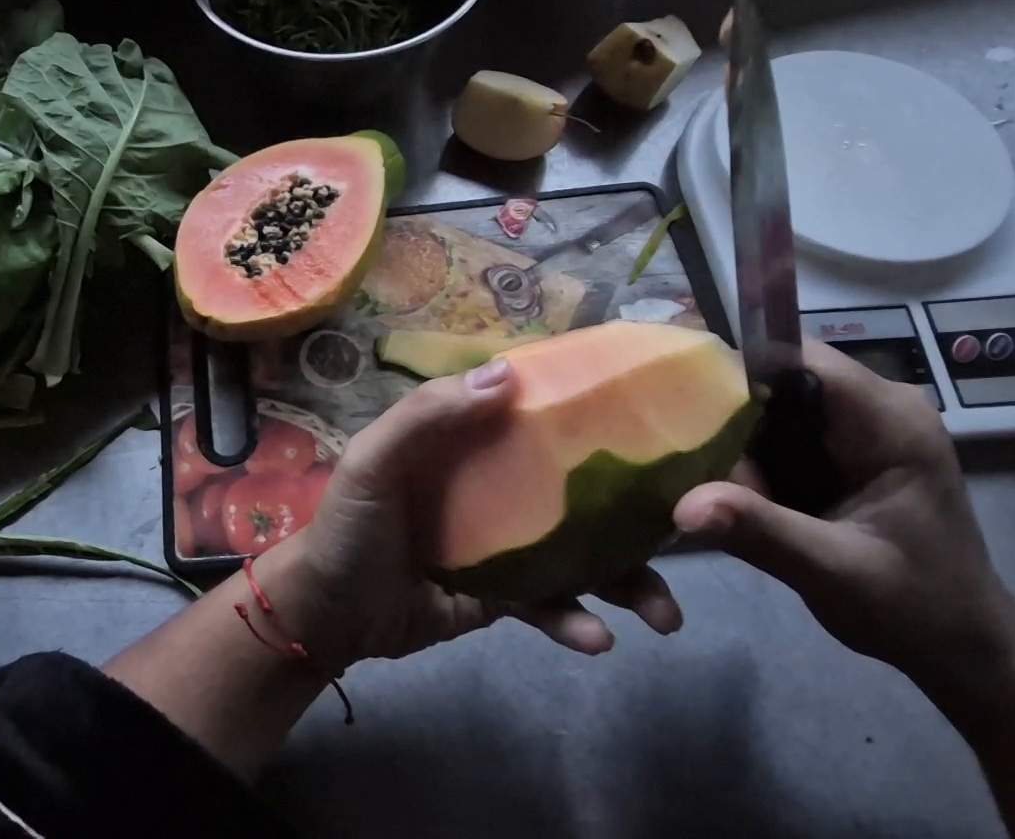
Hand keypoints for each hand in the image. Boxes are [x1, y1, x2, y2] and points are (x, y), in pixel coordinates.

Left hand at [261, 358, 685, 673]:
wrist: (326, 614)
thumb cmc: (348, 524)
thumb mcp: (374, 461)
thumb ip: (427, 415)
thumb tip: (507, 373)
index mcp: (466, 445)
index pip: (532, 416)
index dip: (584, 411)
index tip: (652, 413)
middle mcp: (493, 488)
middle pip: (575, 489)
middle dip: (633, 510)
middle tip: (688, 527)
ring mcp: (503, 545)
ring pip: (578, 553)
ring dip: (625, 580)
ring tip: (663, 613)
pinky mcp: (501, 598)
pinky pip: (548, 605)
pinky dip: (573, 622)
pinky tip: (596, 640)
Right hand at [673, 341, 1010, 676]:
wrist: (962, 649)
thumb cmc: (914, 607)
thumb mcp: (832, 572)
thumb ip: (760, 531)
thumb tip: (681, 505)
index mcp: (890, 420)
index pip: (795, 355)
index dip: (733, 367)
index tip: (675, 397)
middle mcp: (876, 406)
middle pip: (775, 374)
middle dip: (725, 409)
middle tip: (682, 453)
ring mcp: (859, 425)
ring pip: (770, 401)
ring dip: (733, 435)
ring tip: (702, 475)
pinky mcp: (842, 446)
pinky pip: (777, 427)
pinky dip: (748, 452)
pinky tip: (729, 485)